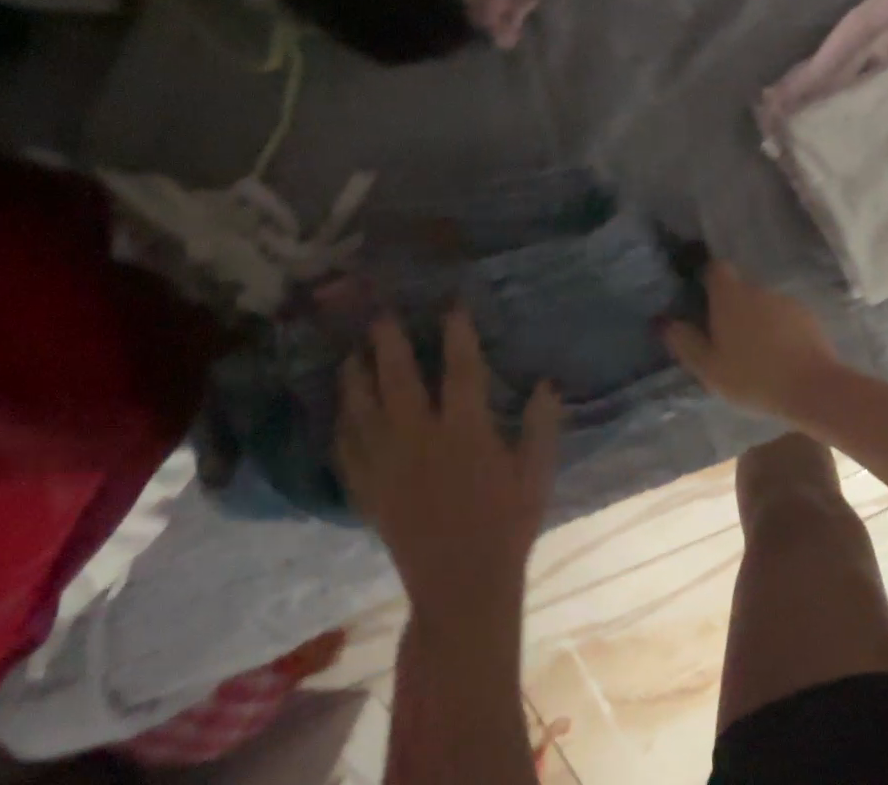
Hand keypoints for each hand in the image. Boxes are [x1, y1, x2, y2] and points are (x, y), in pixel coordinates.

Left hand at [336, 310, 561, 611]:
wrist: (461, 581)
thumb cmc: (508, 523)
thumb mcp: (537, 474)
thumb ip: (541, 426)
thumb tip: (547, 383)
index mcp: (465, 433)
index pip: (460, 371)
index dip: (457, 335)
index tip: (452, 306)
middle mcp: (419, 440)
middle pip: (397, 380)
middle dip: (389, 344)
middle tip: (380, 316)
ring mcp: (386, 465)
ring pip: (360, 409)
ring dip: (355, 377)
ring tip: (352, 354)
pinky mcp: (367, 489)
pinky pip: (345, 448)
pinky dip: (341, 423)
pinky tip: (342, 411)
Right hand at [660, 261, 846, 418]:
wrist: (813, 388)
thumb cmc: (753, 377)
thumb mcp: (708, 367)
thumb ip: (684, 342)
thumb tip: (665, 321)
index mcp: (732, 296)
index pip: (716, 269)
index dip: (707, 280)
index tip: (700, 301)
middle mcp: (761, 291)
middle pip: (740, 290)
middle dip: (731, 309)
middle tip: (723, 342)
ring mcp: (789, 303)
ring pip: (764, 306)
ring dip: (756, 322)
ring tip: (753, 356)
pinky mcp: (810, 319)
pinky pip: (785, 319)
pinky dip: (778, 332)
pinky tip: (778, 359)